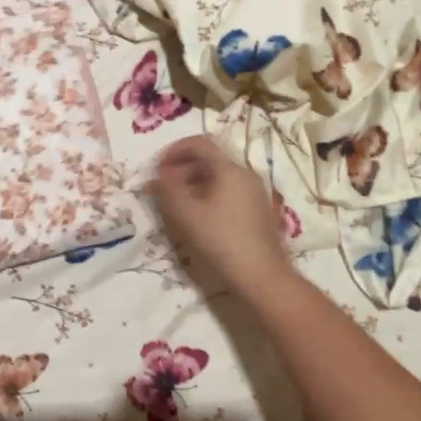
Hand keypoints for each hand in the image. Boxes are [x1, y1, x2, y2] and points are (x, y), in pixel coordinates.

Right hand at [148, 135, 292, 296]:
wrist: (263, 277)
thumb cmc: (221, 241)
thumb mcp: (186, 214)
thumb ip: (167, 189)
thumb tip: (158, 175)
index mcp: (230, 169)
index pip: (200, 143)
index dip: (175, 150)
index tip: (158, 168)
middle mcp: (246, 174)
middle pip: (209, 159)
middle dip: (182, 168)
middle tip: (164, 188)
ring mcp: (255, 193)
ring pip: (218, 177)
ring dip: (193, 183)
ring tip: (177, 204)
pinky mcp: (257, 210)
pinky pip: (228, 191)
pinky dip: (208, 195)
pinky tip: (198, 217)